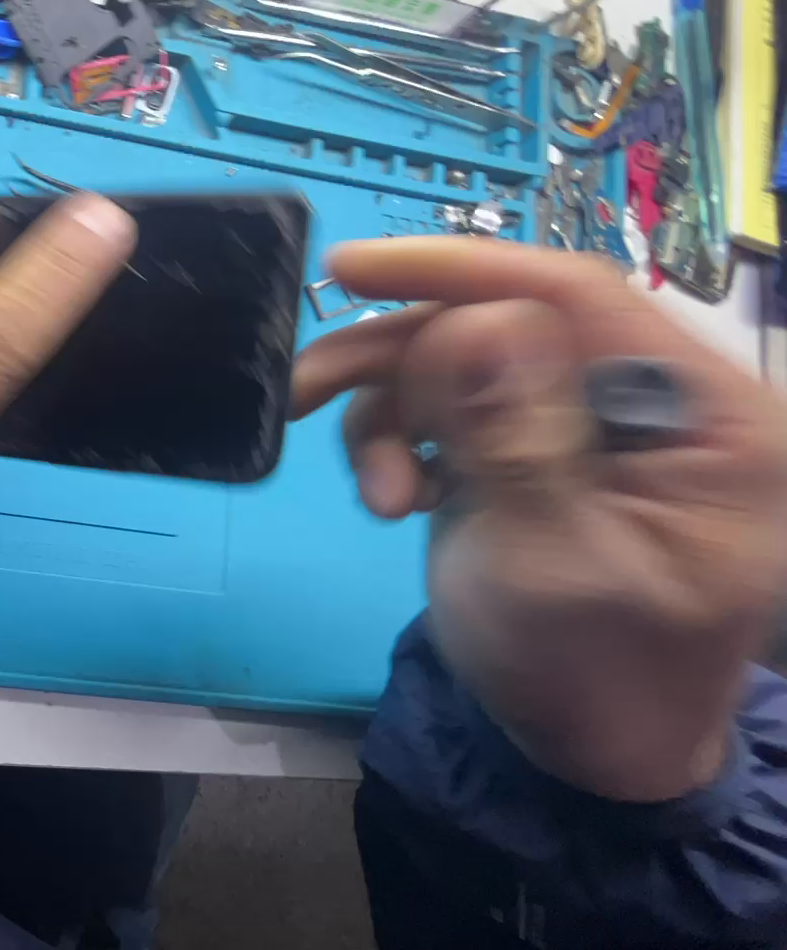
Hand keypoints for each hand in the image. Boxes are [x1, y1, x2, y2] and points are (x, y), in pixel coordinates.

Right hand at [292, 237, 786, 800]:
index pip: (576, 298)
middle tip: (299, 396)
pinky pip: (422, 406)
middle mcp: (638, 401)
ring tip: (372, 492)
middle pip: (487, 326)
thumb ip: (518, 440)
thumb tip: (477, 322)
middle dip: (390, 365)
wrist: (568, 735)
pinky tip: (390, 499)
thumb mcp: (549, 560)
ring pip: (440, 364)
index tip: (345, 270)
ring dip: (378, 415)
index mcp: (706, 418)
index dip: (458, 272)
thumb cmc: (581, 666)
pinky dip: (385, 445)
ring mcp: (566, 422)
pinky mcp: (508, 444)